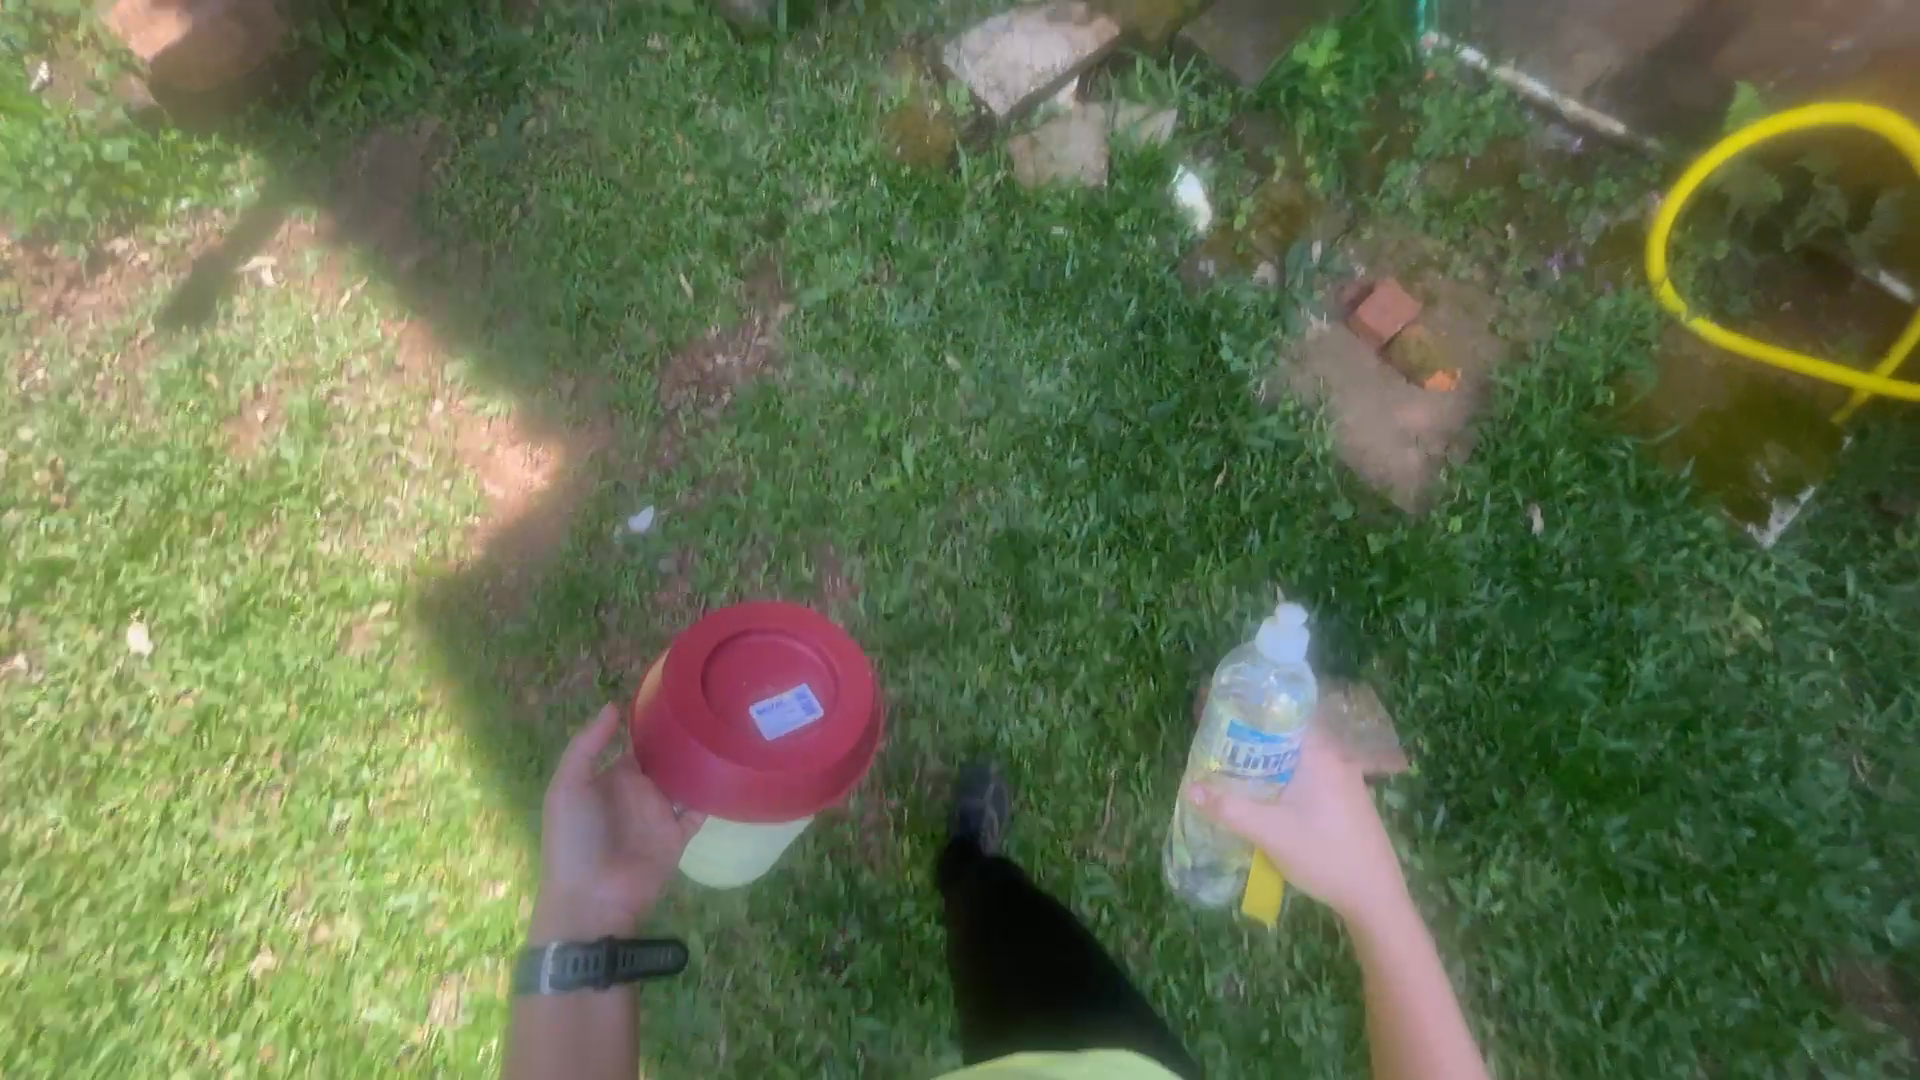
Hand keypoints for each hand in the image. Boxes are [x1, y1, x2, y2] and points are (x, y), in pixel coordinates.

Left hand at [530, 704, 706, 941]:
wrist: (592, 898)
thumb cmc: (575, 839)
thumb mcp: (568, 787)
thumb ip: (587, 746)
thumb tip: (614, 705)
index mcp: (611, 778)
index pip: (637, 744)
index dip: (653, 724)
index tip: (679, 697)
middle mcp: (638, 792)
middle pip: (666, 759)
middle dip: (684, 740)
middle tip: (713, 708)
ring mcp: (660, 814)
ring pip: (686, 781)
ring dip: (702, 764)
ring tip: (728, 732)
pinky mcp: (679, 835)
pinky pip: (701, 810)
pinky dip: (714, 796)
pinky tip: (732, 771)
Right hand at [1185, 726, 1409, 928]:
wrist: (1377, 901)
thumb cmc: (1323, 855)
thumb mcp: (1268, 832)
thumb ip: (1227, 808)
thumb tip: (1189, 788)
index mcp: (1320, 756)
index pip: (1282, 718)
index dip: (1251, 717)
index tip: (1224, 723)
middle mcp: (1337, 762)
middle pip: (1288, 741)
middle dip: (1254, 746)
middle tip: (1223, 754)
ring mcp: (1349, 785)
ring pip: (1299, 764)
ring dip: (1271, 768)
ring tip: (1239, 778)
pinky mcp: (1351, 806)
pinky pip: (1312, 782)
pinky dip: (1288, 785)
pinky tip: (1272, 805)